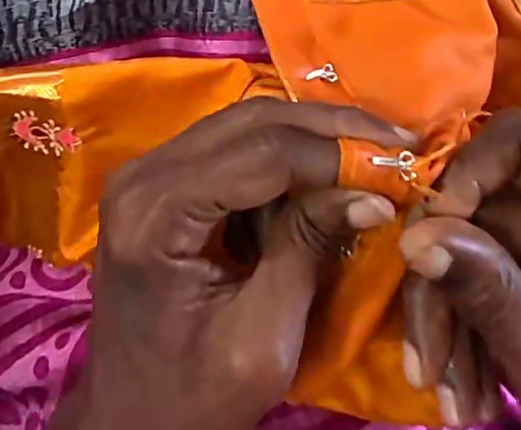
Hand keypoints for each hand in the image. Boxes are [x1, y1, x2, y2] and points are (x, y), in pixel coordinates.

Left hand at [54, 97, 411, 429]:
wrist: (124, 417)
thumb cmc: (189, 398)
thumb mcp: (261, 340)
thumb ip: (307, 250)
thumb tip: (371, 193)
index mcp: (156, 213)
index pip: (260, 153)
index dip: (333, 153)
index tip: (396, 164)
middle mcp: (144, 171)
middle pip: (250, 120)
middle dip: (328, 127)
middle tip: (393, 141)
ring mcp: (147, 167)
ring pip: (242, 121)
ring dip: (309, 130)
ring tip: (369, 145)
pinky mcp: (159, 175)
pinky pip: (230, 141)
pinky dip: (282, 146)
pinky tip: (322, 160)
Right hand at [398, 110, 520, 429]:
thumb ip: (496, 304)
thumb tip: (416, 237)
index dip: (467, 170)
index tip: (429, 234)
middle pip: (481, 203)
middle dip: (441, 269)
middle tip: (426, 353)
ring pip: (465, 237)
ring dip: (442, 308)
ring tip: (441, 387)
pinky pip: (472, 270)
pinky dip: (455, 322)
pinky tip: (458, 385)